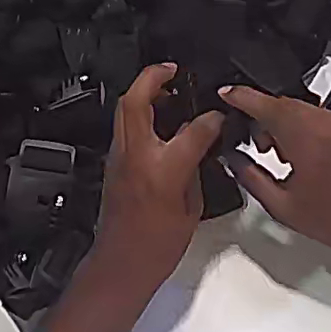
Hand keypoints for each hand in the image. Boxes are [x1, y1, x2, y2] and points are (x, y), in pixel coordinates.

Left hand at [89, 63, 224, 293]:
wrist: (122, 261)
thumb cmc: (157, 245)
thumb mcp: (191, 207)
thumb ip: (195, 168)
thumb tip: (200, 145)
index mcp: (163, 169)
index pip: (192, 129)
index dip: (210, 119)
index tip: (218, 115)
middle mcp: (137, 155)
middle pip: (137, 99)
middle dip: (153, 76)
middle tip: (172, 70)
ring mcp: (119, 155)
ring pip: (124, 107)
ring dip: (143, 91)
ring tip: (165, 89)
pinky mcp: (111, 160)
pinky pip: (123, 124)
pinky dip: (138, 112)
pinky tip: (155, 118)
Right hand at [220, 85, 330, 266]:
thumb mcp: (281, 206)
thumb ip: (249, 175)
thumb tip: (231, 156)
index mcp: (307, 140)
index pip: (265, 104)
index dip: (240, 97)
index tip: (225, 94)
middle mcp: (326, 124)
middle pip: (280, 103)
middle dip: (260, 115)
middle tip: (253, 141)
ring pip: (296, 107)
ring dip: (279, 120)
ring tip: (277, 152)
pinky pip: (313, 114)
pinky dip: (297, 124)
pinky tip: (295, 151)